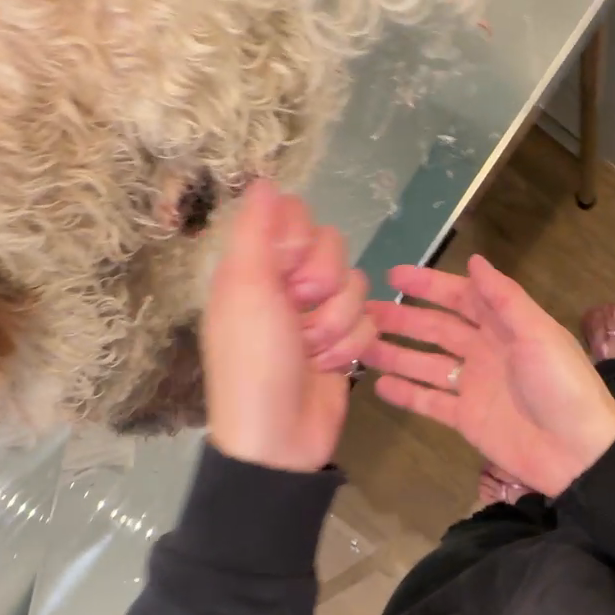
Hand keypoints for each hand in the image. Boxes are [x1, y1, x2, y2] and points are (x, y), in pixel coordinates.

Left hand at [201, 180, 371, 471]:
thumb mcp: (246, 290)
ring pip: (357, 288)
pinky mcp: (345, 345)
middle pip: (334, 249)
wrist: (281, 436)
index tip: (288, 270)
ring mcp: (318, 316)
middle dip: (323, 288)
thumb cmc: (255, 363)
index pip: (297, 216)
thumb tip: (265, 179)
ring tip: (313, 352)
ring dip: (336, 325)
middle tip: (300, 314)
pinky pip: (369, 323)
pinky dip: (352, 348)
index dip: (302, 241)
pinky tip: (330, 368)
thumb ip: (257, 232)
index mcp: (256, 266)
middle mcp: (288, 284)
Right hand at [364, 256, 614, 497]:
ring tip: (359, 344)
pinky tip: (379, 384)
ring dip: (396, 353)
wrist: (577, 452)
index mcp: (506, 327)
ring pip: (427, 364)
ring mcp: (474, 387)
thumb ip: (505, 300)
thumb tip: (476, 260)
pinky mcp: (467, 419)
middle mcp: (486, 352)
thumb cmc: (563, 387)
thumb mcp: (539, 335)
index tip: (393, 275)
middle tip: (363, 310)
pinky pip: (430, 402)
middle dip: (403, 319)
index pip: (462, 298)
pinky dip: (406, 393)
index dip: (429, 286)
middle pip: (438, 330)